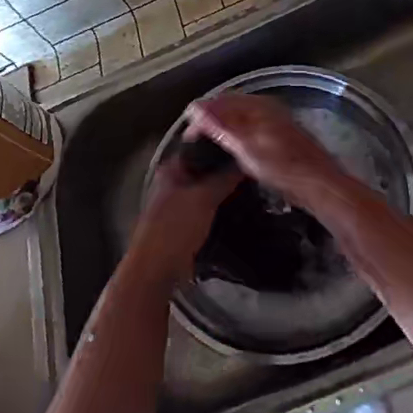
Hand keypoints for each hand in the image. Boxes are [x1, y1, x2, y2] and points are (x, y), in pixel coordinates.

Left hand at [126, 154, 240, 285]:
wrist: (157, 269)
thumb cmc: (176, 227)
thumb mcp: (205, 197)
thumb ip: (226, 177)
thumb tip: (247, 159)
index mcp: (172, 169)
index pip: (201, 146)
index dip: (223, 144)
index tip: (249, 143)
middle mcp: (174, 181)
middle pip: (206, 168)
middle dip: (228, 167)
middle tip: (255, 164)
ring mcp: (179, 202)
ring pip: (209, 187)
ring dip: (226, 187)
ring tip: (253, 182)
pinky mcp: (186, 221)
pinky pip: (209, 206)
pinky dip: (222, 204)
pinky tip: (241, 204)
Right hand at [182, 94, 355, 202]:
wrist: (317, 184)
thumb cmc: (282, 166)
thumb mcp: (246, 146)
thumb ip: (221, 126)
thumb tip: (195, 108)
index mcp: (260, 106)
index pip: (221, 101)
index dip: (201, 115)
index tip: (187, 137)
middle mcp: (268, 109)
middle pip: (231, 108)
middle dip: (211, 122)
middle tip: (195, 144)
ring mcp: (275, 123)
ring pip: (241, 120)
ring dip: (224, 130)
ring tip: (208, 149)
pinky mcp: (279, 139)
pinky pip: (251, 131)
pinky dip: (237, 139)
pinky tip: (231, 154)